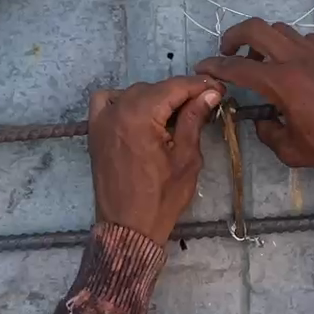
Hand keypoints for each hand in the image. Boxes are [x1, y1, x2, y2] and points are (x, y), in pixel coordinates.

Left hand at [87, 77, 225, 243]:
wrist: (128, 228)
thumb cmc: (161, 198)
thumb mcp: (186, 158)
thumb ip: (194, 119)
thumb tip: (210, 92)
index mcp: (139, 116)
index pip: (174, 87)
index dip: (200, 85)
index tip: (219, 88)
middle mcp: (116, 110)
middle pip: (155, 88)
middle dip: (181, 93)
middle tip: (204, 105)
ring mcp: (101, 119)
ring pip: (134, 92)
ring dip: (156, 97)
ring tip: (175, 114)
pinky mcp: (95, 130)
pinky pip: (107, 101)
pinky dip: (123, 100)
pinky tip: (140, 113)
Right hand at [195, 19, 313, 177]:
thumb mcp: (292, 150)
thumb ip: (269, 133)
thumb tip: (263, 122)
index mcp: (283, 82)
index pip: (238, 67)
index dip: (215, 66)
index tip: (202, 67)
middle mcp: (298, 59)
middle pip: (257, 28)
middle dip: (234, 35)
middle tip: (227, 50)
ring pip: (282, 30)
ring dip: (265, 40)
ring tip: (262, 60)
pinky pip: (306, 40)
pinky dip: (292, 47)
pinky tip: (295, 66)